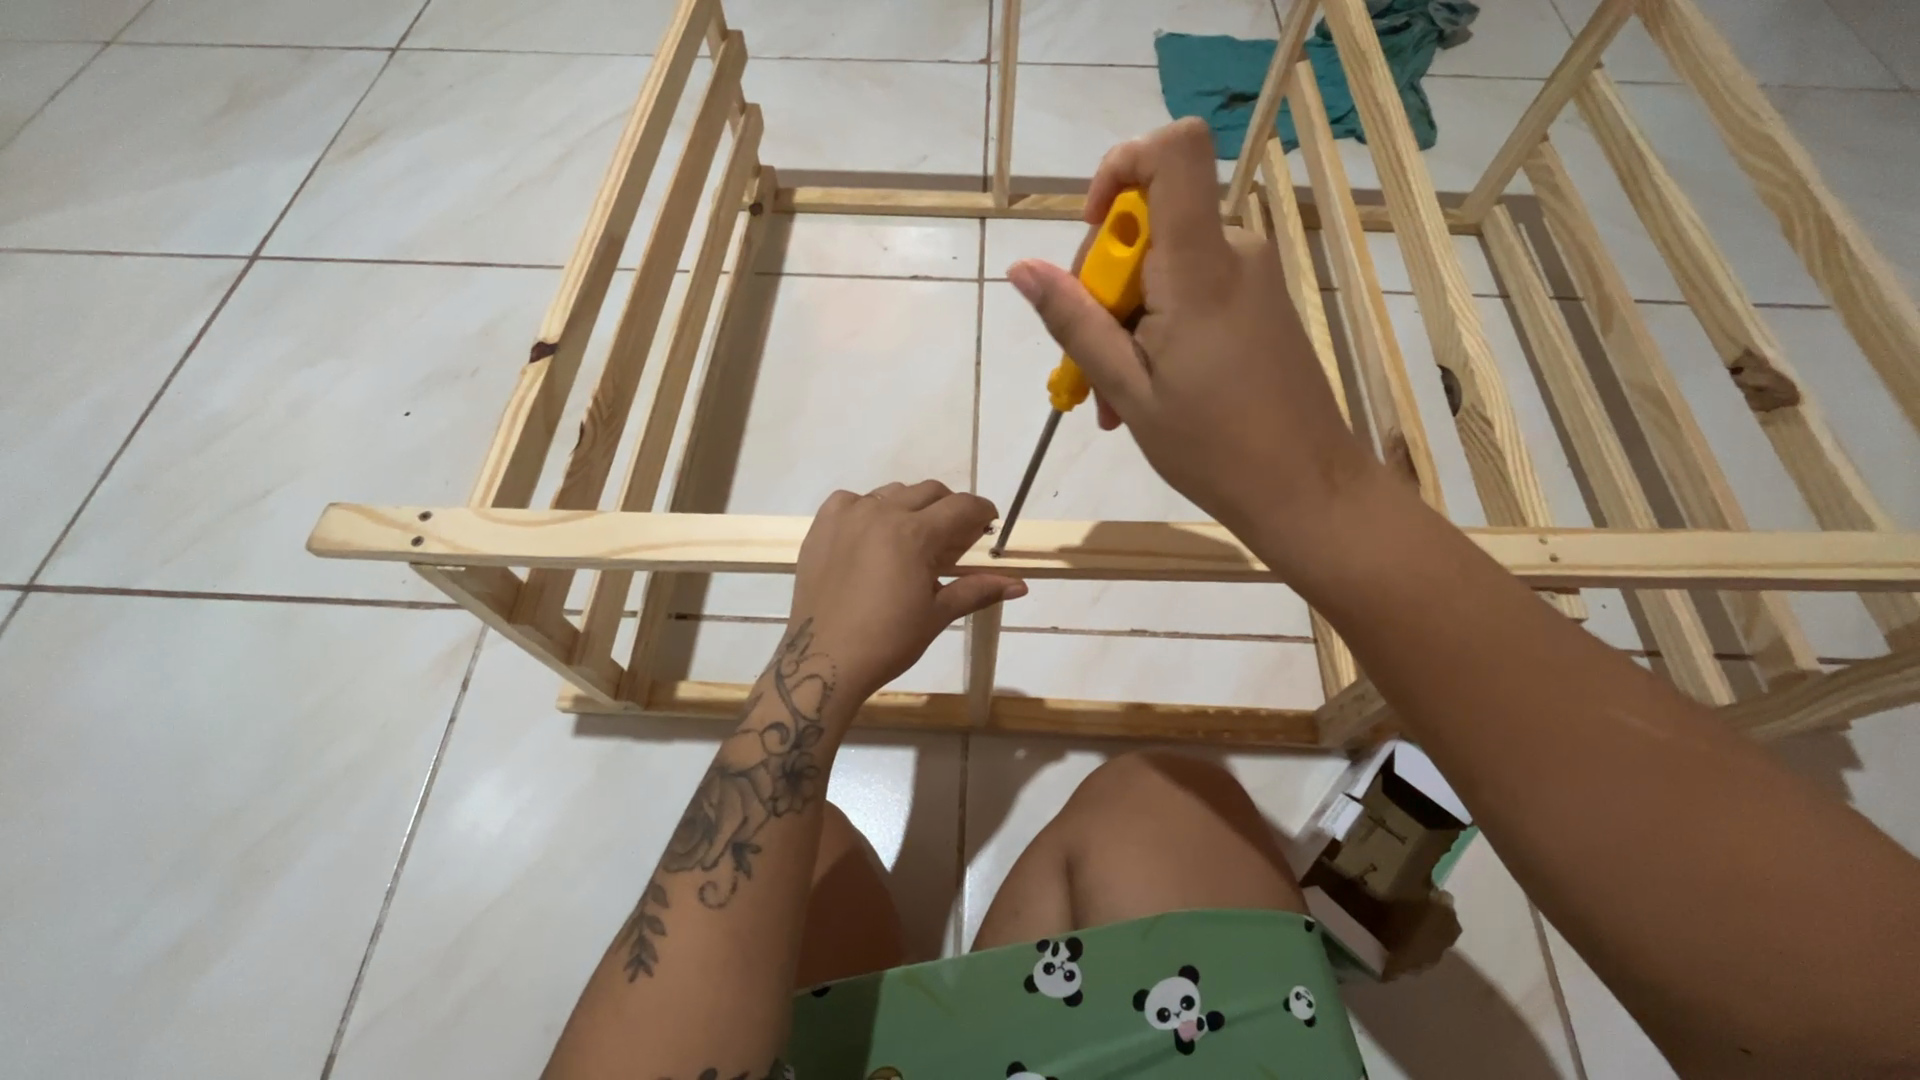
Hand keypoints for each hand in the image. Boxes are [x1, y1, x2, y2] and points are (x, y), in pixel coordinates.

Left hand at [787, 481, 1027, 698]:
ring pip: (891, 492)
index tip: (988, 527)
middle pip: (929, 491)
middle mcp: (881, 513)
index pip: (961, 506)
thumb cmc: (888, 641)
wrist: (824, 660)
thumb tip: (1020, 585)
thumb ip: (978, 590)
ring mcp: (847, 517)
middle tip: (952, 539)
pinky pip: (851, 501)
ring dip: (910, 507)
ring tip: (911, 540)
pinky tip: (871, 536)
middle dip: (949, 509)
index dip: (982, 513)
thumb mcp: (937, 614)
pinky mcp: (821, 527)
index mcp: (914, 534)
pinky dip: (868, 510)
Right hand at [1005, 118, 1382, 570]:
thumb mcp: (1128, 389)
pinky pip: (1192, 291)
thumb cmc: (1213, 448)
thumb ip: (1075, 322)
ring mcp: (1251, 277)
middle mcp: (1233, 252)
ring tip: (1114, 398)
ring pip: (1165, 267)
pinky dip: (1158, 329)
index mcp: (1200, 266)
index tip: (1095, 233)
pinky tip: (1147, 392)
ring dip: (1126, 321)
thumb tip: (1022, 269)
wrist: (1308, 490)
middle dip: (1105, 283)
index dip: (1121, 167)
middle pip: (1152, 220)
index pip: (1173, 151)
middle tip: (1088, 365)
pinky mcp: (1260, 303)